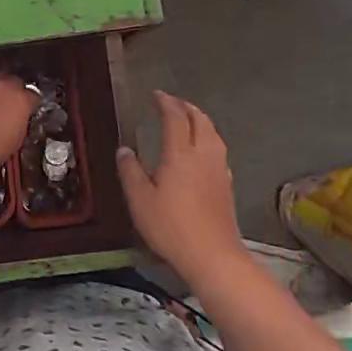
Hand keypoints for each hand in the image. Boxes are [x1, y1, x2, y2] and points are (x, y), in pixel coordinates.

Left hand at [0, 72, 38, 175]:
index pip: (33, 96)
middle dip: (13, 92)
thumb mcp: (17, 139)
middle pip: (14, 81)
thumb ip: (22, 121)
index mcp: (21, 98)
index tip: (27, 111)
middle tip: (9, 107)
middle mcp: (3, 84)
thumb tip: (19, 118)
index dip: (30, 105)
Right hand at [117, 91, 243, 270]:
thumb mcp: (140, 201)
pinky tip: (202, 151)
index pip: (175, 118)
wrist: (212, 254)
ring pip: (213, 133)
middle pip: (200, 120)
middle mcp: (203, 155)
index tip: (156, 95)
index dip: (166, 103)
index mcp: (180, 154)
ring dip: (200, 120)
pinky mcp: (227, 184)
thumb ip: (130, 172)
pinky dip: (208, 139)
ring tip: (188, 120)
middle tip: (172, 103)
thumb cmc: (171, 227)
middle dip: (186, 107)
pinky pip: (218, 149)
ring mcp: (219, 169)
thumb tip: (124, 150)